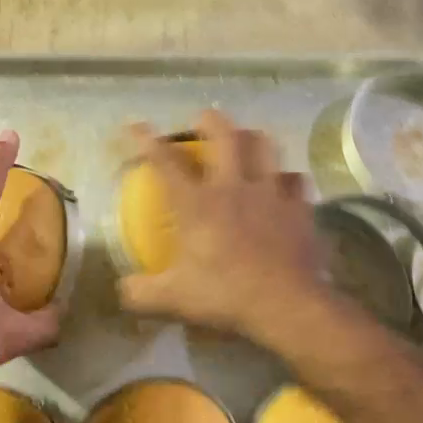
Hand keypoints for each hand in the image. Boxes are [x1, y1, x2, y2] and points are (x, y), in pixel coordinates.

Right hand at [118, 110, 332, 343]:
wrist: (285, 304)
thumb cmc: (225, 295)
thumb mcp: (172, 300)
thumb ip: (141, 293)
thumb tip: (122, 289)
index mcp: (197, 204)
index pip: (166, 163)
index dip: (148, 141)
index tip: (136, 126)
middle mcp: (233, 187)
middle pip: (224, 136)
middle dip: (210, 121)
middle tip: (203, 118)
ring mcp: (271, 194)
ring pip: (265, 147)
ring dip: (254, 137)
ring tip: (248, 138)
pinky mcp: (299, 208)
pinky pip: (296, 180)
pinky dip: (289, 178)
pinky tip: (286, 183)